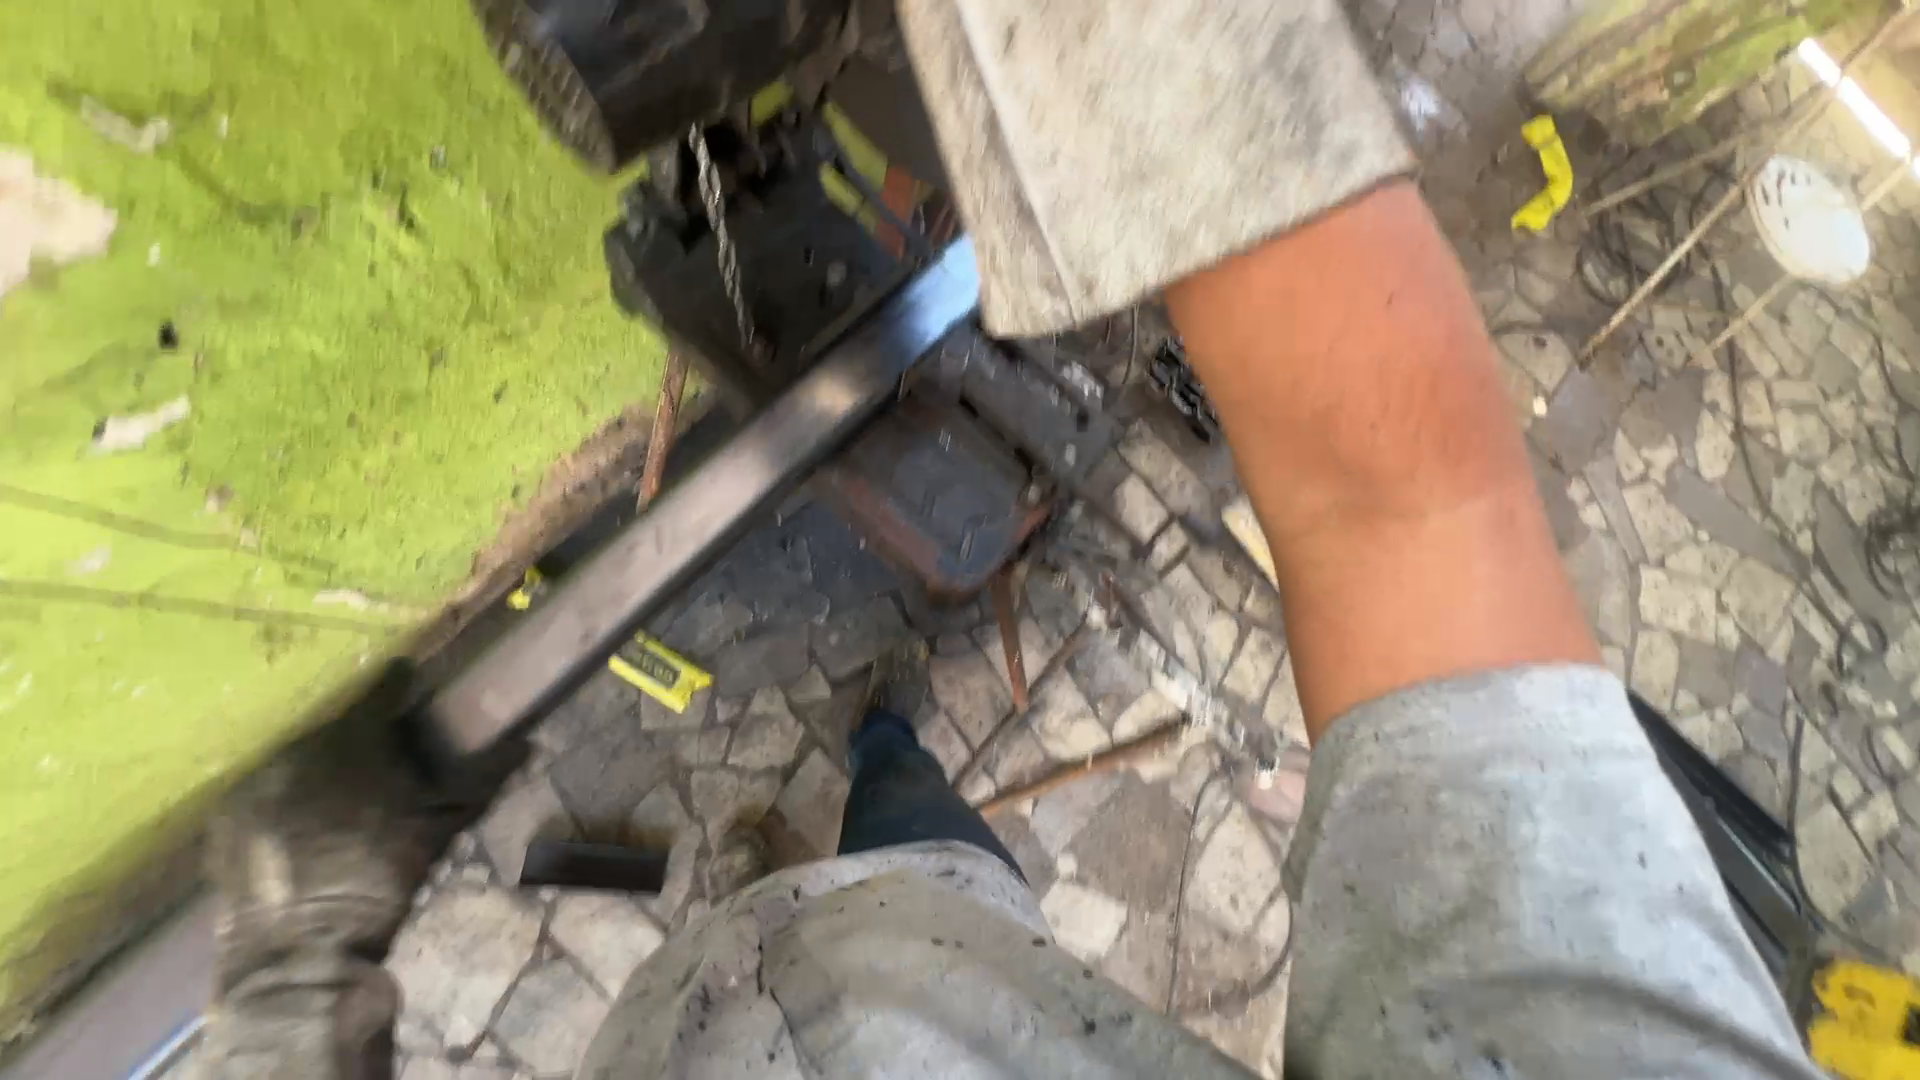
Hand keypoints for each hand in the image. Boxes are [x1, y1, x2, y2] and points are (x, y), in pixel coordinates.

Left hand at [197, 661, 523, 1079]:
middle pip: (338, 726)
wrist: (301, 950)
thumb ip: (485, 777)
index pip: (378, 695)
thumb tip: (529, 743)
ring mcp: (254, 786)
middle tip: (387, 742)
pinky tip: (313, 812)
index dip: (397, 682)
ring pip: (301, 756)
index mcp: (352, 744)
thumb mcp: (444, 823)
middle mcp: (296, 752)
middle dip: (363, 730)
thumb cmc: (384, 875)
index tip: (408, 671)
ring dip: (327, 760)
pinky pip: (269, 787)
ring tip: (350, 780)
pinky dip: (294, 790)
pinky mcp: (228, 820)